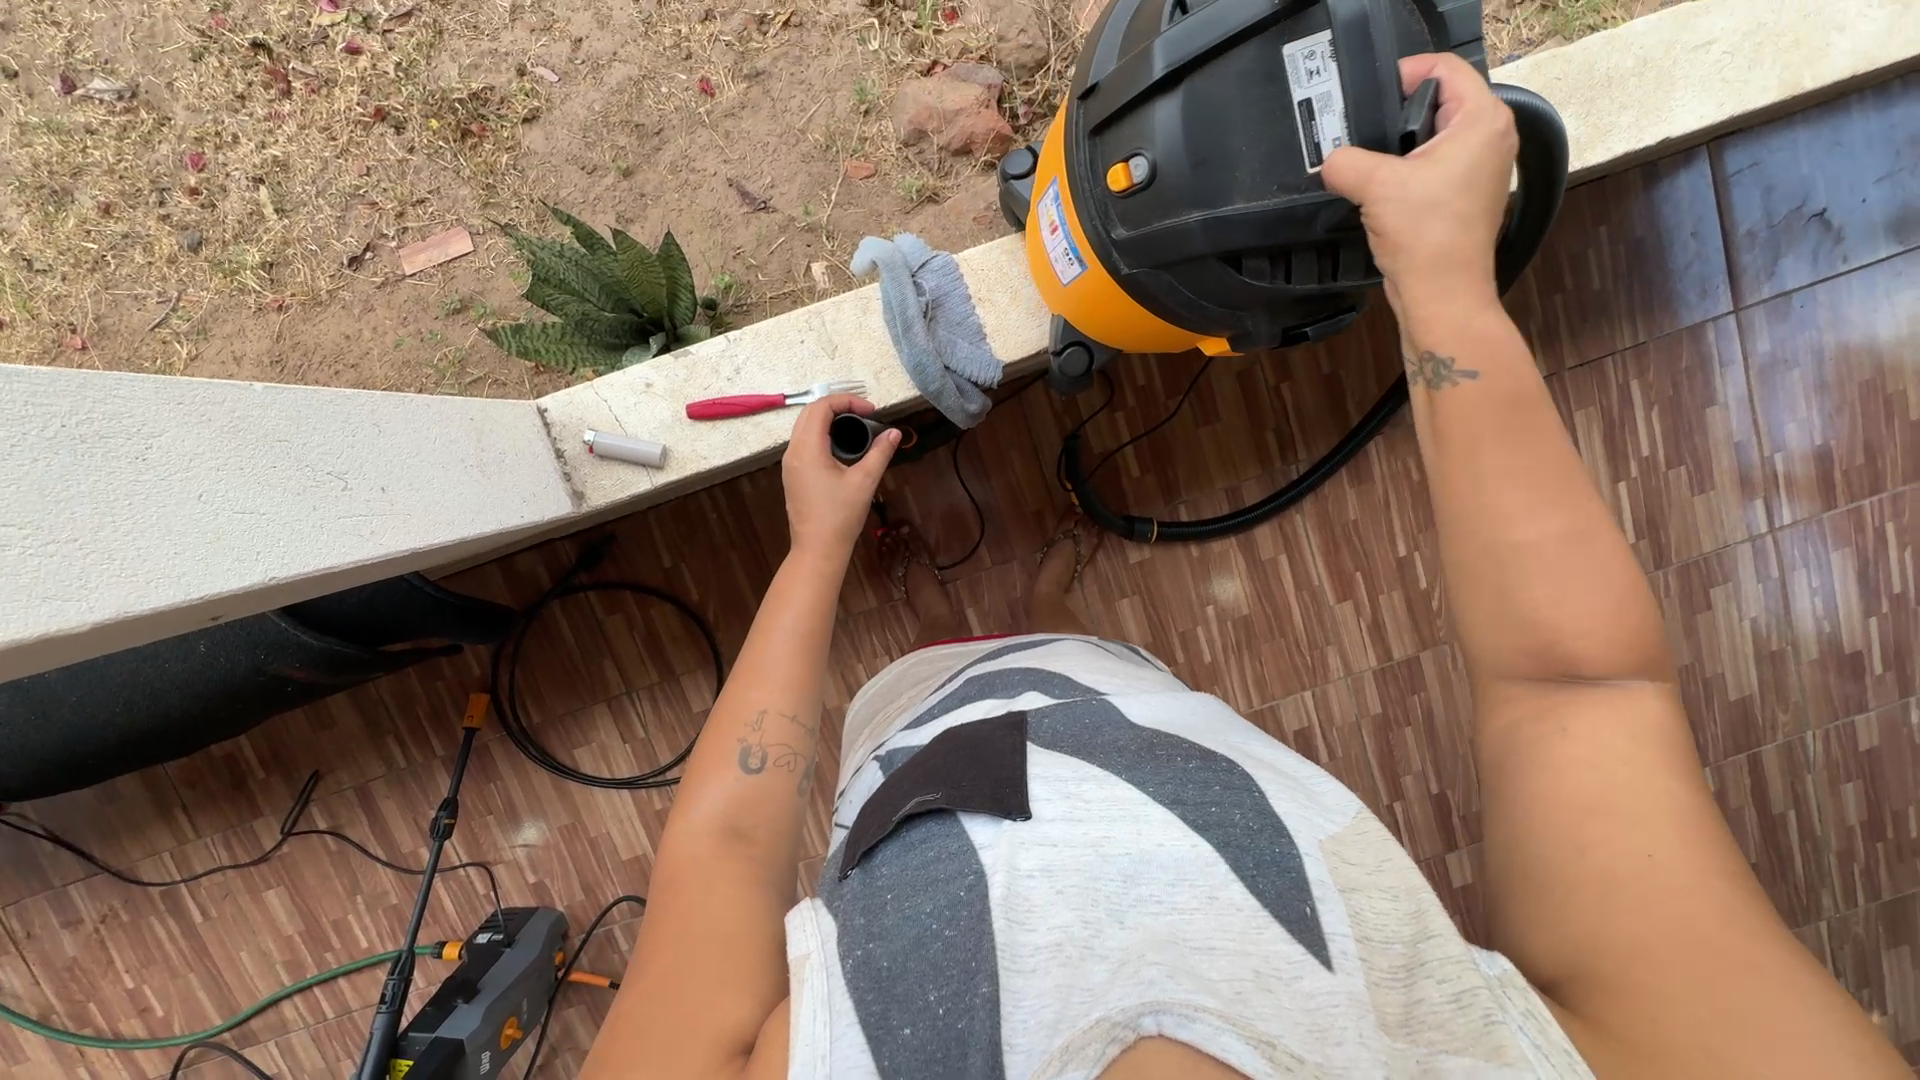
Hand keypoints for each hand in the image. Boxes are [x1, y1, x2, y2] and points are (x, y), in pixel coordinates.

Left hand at [781, 395, 898, 562]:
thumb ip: (880, 453)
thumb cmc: (840, 516)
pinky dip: (822, 435)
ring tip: (856, 427)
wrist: (818, 549)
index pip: (821, 407)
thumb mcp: (865, 482)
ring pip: (805, 427)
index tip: (871, 411)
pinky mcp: (793, 475)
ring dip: (828, 420)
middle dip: (837, 406)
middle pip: (810, 413)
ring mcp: (790, 464)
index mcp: (807, 448)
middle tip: (865, 415)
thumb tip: (894, 433)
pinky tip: (842, 447)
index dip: (847, 401)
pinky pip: (804, 443)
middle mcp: (793, 451)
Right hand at [1322, 53, 1516, 327]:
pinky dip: (1403, 172)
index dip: (1402, 75)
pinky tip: (1376, 191)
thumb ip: (1346, 162)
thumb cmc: (1424, 235)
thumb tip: (1329, 160)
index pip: (1444, 69)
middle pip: (1435, 103)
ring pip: (1430, 138)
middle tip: (1354, 129)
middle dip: (1392, 114)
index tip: (1363, 96)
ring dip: (1394, 148)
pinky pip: (1430, 167)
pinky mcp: (1463, 195)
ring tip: (1360, 162)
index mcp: (1481, 120)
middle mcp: (1489, 136)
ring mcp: (1479, 168)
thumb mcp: (1376, 187)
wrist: (1441, 293)